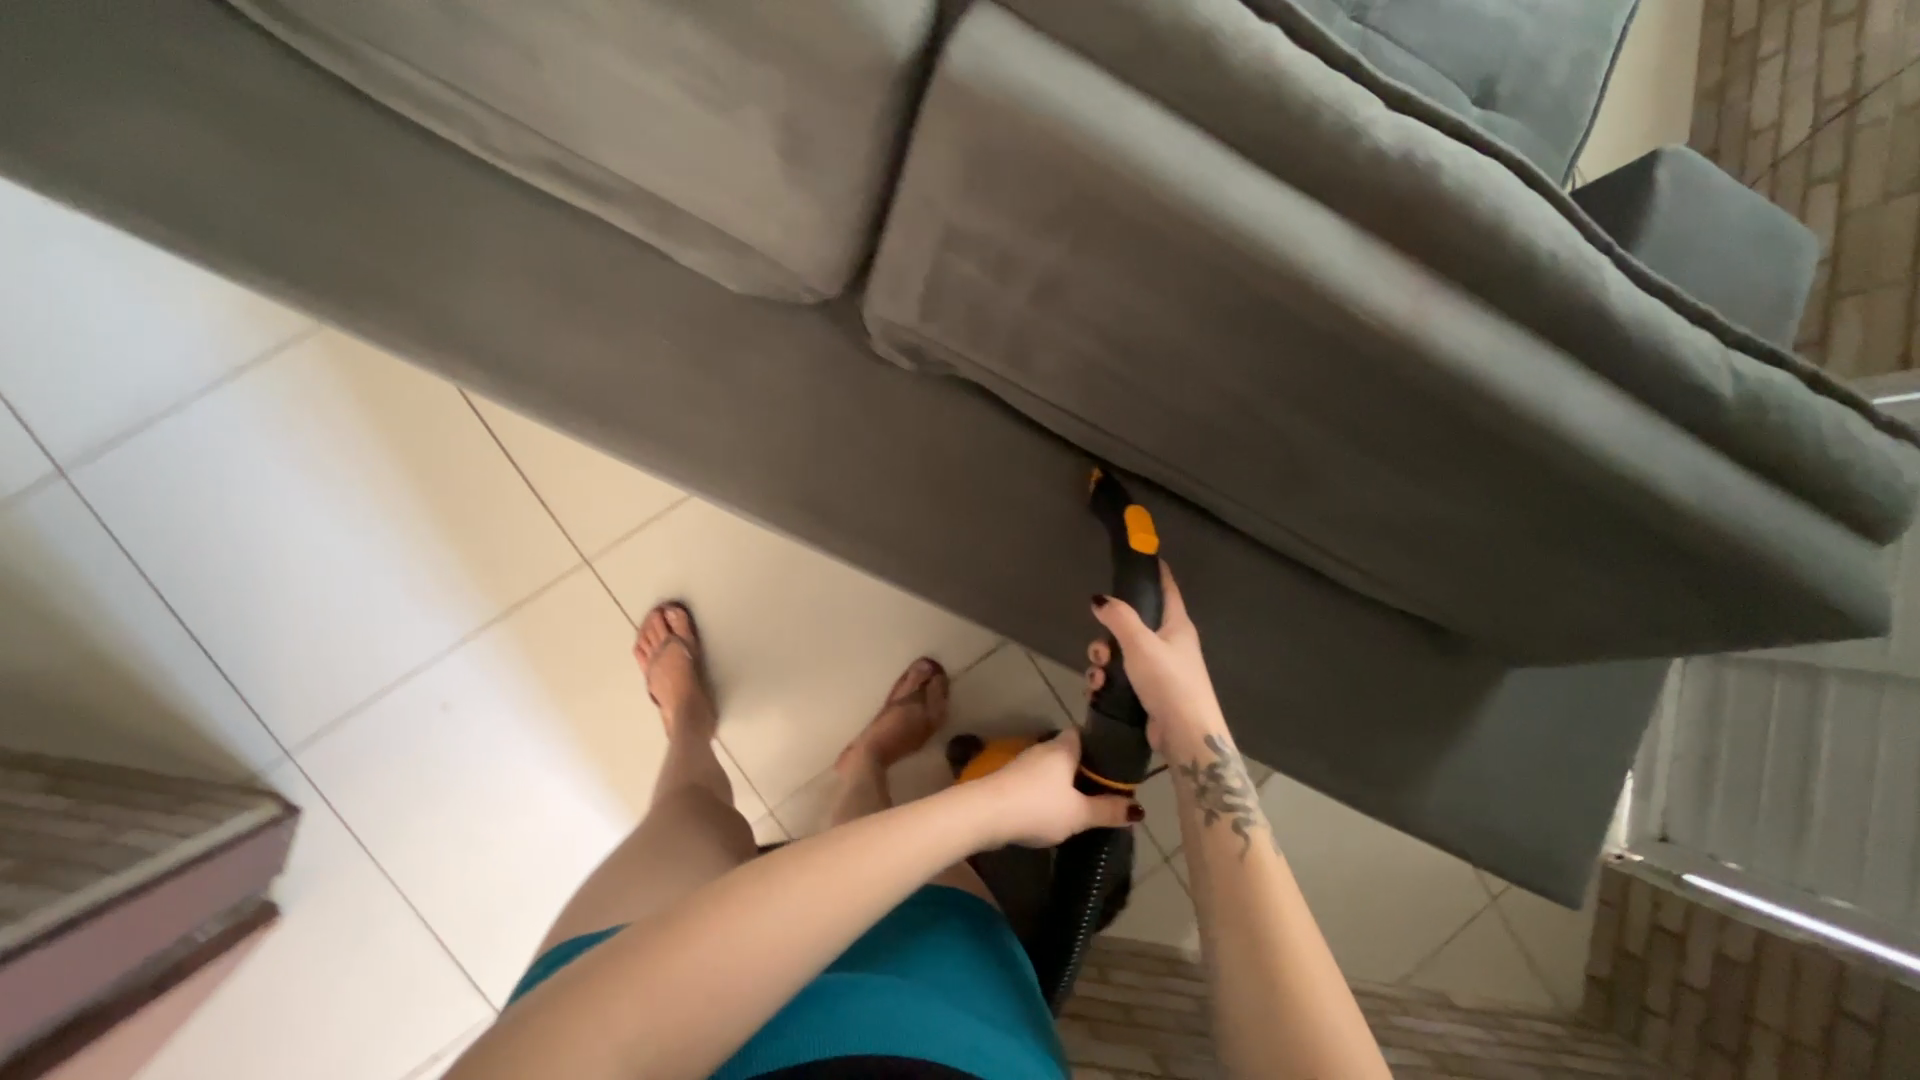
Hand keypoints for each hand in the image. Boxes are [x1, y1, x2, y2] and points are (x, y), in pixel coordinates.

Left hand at [976, 727, 1139, 847]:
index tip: (1115, 763)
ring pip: (1052, 767)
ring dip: (1064, 781)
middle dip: (1084, 768)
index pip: (1085, 734)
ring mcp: (1023, 763)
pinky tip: (1053, 810)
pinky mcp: (1009, 779)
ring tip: (1082, 802)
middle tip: (1103, 788)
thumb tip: (1138, 809)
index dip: (1100, 746)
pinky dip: (1047, 791)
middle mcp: (1043, 748)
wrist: (985, 813)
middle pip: (1069, 752)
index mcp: (1064, 747)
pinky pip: (1037, 780)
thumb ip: (1108, 810)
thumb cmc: (1037, 807)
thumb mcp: (1079, 814)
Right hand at [1086, 560, 1223, 753]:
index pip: (1167, 589)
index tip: (1140, 559)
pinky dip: (1107, 682)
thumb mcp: (1141, 644)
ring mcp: (1159, 670)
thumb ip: (1119, 618)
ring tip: (1099, 676)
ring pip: (1122, 654)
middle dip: (1109, 633)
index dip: (1155, 573)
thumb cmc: (1169, 681)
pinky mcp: (1148, 694)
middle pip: (1133, 625)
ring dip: (1104, 662)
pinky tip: (1098, 690)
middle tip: (1101, 648)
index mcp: (1177, 626)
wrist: (1185, 734)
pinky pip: (1121, 679)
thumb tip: (1099, 599)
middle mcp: (1170, 645)